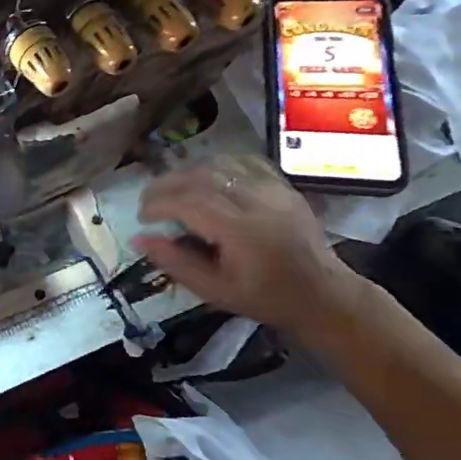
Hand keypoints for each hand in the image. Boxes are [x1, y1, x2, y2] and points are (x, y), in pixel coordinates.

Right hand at [133, 155, 365, 332]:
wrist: (321, 293)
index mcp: (241, 230)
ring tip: (171, 189)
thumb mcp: (214, 291)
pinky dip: (216, 164)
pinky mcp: (281, 184)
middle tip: (148, 201)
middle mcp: (257, 201)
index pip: (189, 201)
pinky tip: (203, 178)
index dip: (158, 203)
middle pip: (200, 176)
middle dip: (166, 184)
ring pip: (219, 163)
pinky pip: (243, 161)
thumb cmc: (265, 298)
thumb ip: (176, 262)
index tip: (143, 217)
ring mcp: (272, 188)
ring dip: (187, 172)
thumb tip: (139, 239)